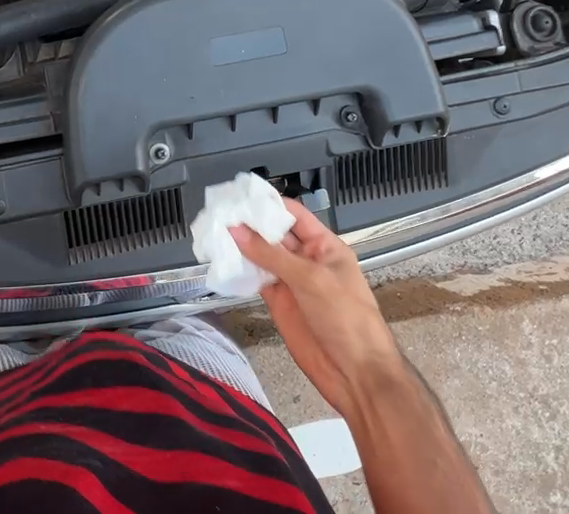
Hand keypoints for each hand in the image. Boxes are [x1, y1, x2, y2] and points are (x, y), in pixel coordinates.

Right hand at [231, 199, 405, 417]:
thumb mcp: (310, 279)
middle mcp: (306, 259)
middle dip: (248, 223)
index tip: (240, 195)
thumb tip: (236, 230)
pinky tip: (221, 261)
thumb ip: (270, 254)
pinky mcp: (278, 301)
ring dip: (240, 245)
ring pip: (260, 255)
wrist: (355, 373)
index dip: (268, 204)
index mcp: (324, 246)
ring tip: (213, 232)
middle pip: (273, 233)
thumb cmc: (347, 319)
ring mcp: (291, 280)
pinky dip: (238, 269)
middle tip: (219, 212)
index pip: (293, 215)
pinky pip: (255, 278)